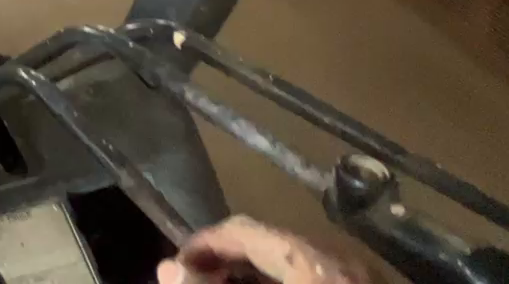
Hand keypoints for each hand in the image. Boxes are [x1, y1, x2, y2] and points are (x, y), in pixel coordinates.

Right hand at [159, 216, 373, 283]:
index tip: (176, 271)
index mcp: (312, 262)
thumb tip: (167, 269)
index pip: (241, 230)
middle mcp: (341, 265)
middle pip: (267, 247)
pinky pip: (316, 283)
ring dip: (253, 280)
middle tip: (197, 283)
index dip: (201, 245)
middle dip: (227, 264)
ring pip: (291, 269)